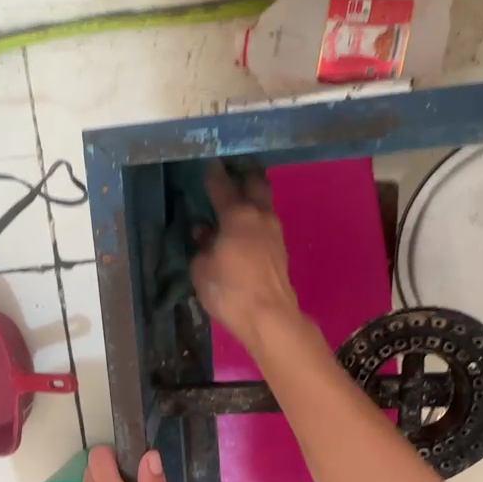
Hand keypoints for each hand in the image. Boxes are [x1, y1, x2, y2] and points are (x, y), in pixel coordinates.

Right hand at [191, 163, 301, 348]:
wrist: (268, 317)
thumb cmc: (229, 291)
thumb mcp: (201, 270)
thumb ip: (201, 247)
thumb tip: (203, 233)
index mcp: (237, 215)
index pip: (222, 186)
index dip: (213, 174)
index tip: (207, 164)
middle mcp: (260, 216)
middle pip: (255, 183)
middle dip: (243, 175)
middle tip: (231, 173)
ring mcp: (274, 232)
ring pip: (263, 204)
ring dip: (251, 199)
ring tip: (236, 202)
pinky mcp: (280, 250)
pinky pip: (265, 224)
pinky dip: (254, 220)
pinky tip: (243, 229)